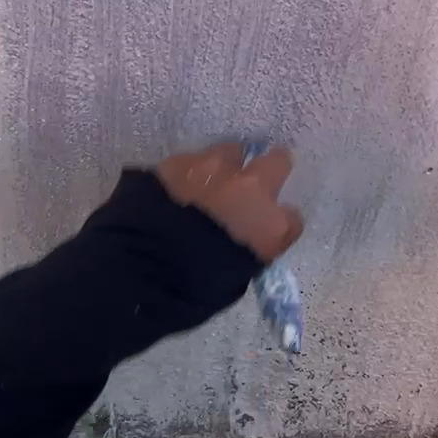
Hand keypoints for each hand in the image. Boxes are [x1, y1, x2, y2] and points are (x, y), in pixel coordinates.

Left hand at [153, 142, 302, 262]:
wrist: (146, 264)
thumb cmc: (197, 286)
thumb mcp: (238, 277)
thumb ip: (250, 248)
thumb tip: (243, 239)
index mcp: (271, 225)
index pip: (292, 218)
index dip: (278, 221)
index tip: (267, 225)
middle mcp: (251, 187)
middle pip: (276, 162)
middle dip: (269, 168)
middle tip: (253, 181)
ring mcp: (216, 167)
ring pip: (232, 151)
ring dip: (226, 166)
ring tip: (211, 180)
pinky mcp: (182, 159)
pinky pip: (194, 159)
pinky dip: (192, 171)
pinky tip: (180, 186)